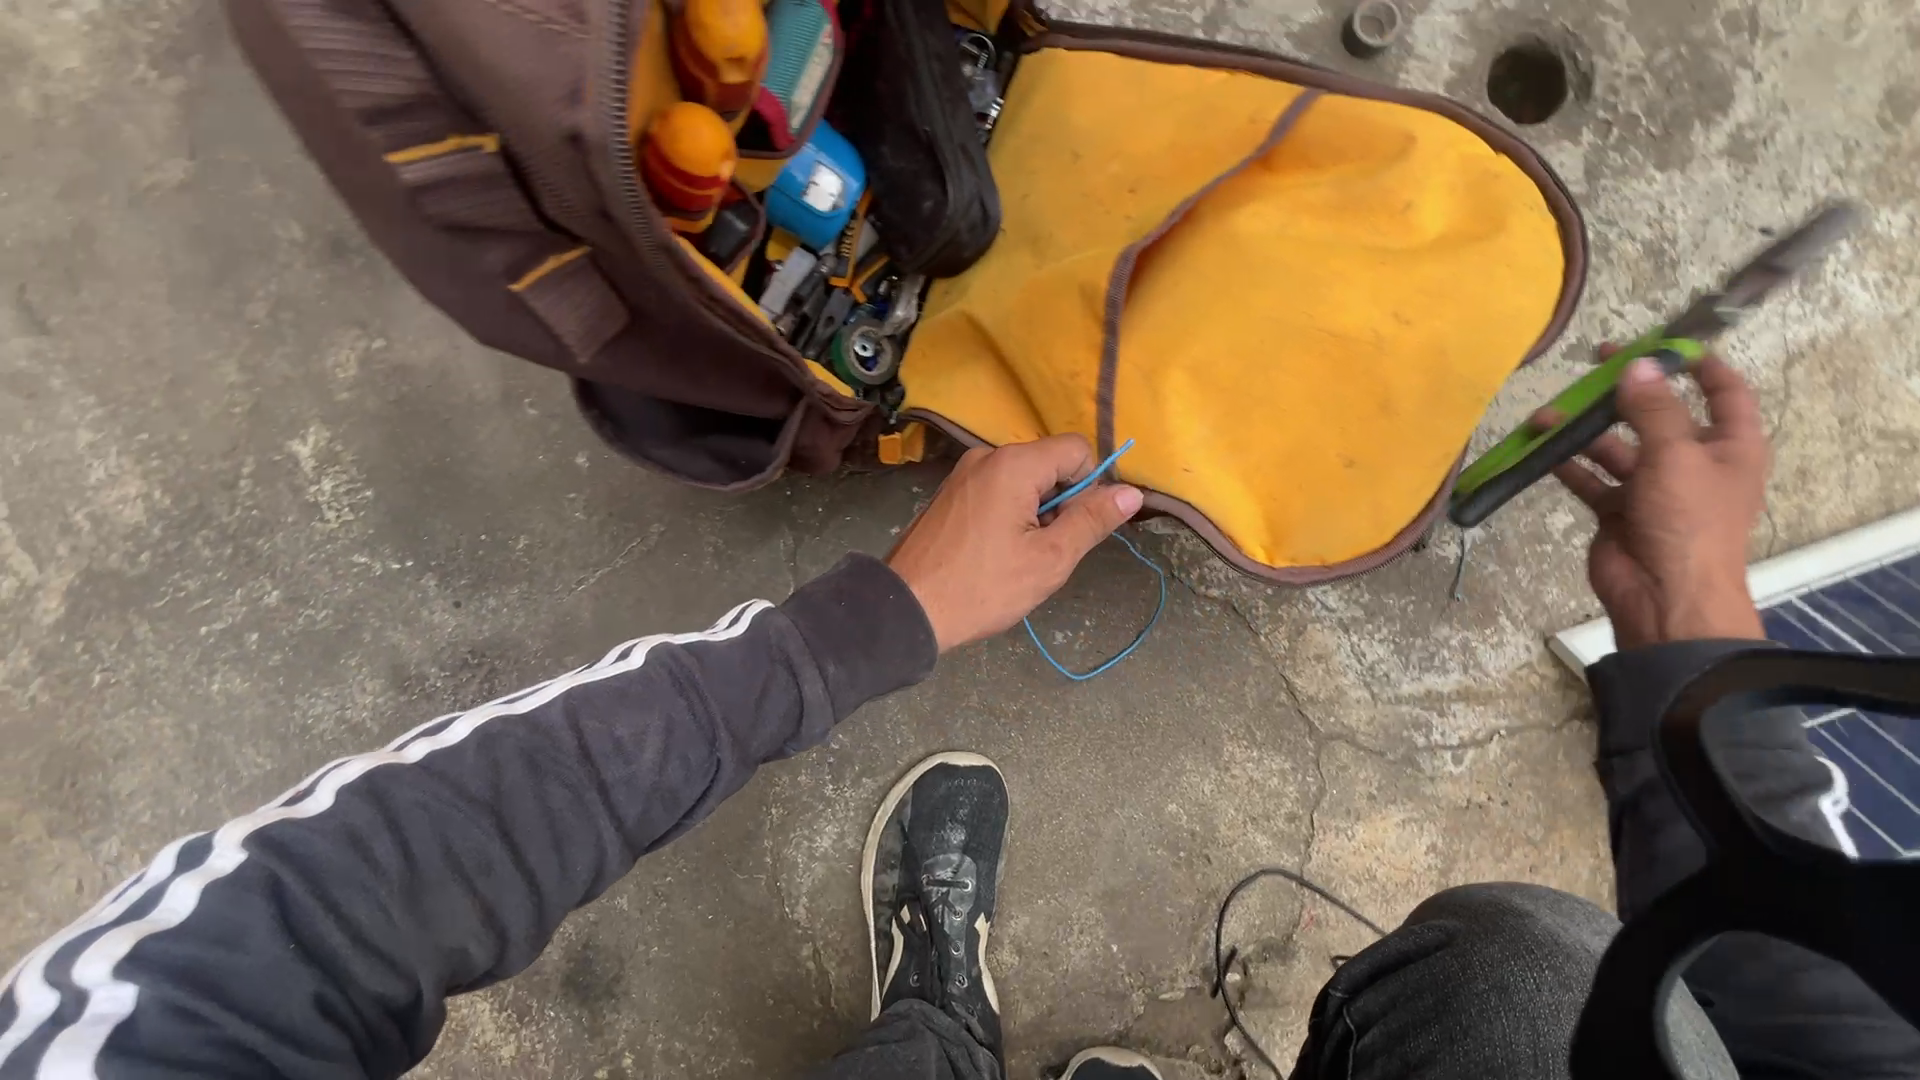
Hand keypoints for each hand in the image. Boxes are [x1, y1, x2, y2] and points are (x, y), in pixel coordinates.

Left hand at [888, 435, 1143, 652]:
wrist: (906, 608)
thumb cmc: (983, 587)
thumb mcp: (1049, 560)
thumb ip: (1092, 521)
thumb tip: (1132, 494)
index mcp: (1013, 464)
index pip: (1076, 449)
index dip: (1090, 486)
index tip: (1077, 528)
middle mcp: (986, 456)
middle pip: (1049, 464)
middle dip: (1060, 503)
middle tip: (1045, 550)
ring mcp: (963, 474)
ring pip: (1023, 480)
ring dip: (1035, 513)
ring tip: (1017, 556)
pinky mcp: (950, 493)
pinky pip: (997, 490)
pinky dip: (1009, 514)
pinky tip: (995, 552)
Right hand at [1538, 350, 1769, 649]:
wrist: (1663, 591)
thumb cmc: (1687, 520)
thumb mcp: (1675, 456)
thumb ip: (1653, 410)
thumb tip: (1636, 366)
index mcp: (1729, 446)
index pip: (1723, 392)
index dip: (1697, 365)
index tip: (1661, 344)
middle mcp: (1691, 461)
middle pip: (1657, 416)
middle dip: (1623, 395)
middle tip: (1590, 370)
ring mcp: (1651, 486)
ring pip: (1615, 447)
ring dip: (1582, 432)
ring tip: (1545, 417)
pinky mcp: (1616, 509)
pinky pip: (1589, 478)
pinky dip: (1565, 465)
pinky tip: (1539, 451)